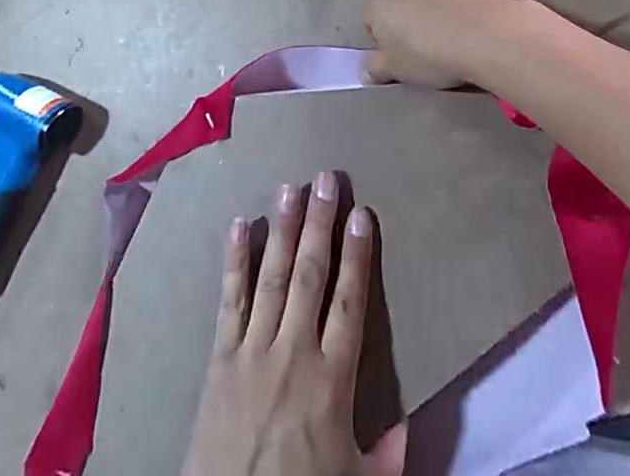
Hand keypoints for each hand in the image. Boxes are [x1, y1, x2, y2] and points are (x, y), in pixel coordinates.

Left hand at [181, 171, 405, 475]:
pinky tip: (239, 227)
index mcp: (332, 379)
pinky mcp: (219, 360)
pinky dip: (234, 262)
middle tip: (326, 180)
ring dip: (282, 230)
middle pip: (309, 275)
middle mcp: (293, 353)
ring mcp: (252, 352)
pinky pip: (229, 302)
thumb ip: (388, 451)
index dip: (358, 255)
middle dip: (319, 224)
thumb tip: (409, 421)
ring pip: (271, 278)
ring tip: (289, 188)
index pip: (349, 302)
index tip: (362, 214)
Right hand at [364, 0, 528, 88]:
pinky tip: (470, 28)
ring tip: (451, 38)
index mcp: (380, 3)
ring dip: (433, 12)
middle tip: (424, 49)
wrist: (488, 34)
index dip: (383, 41)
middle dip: (407, 21)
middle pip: (399, 3)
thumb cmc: (432, 55)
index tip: (400, 57)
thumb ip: (378, 68)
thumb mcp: (398, 71)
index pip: (370, 20)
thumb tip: (369, 69)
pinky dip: (457, 7)